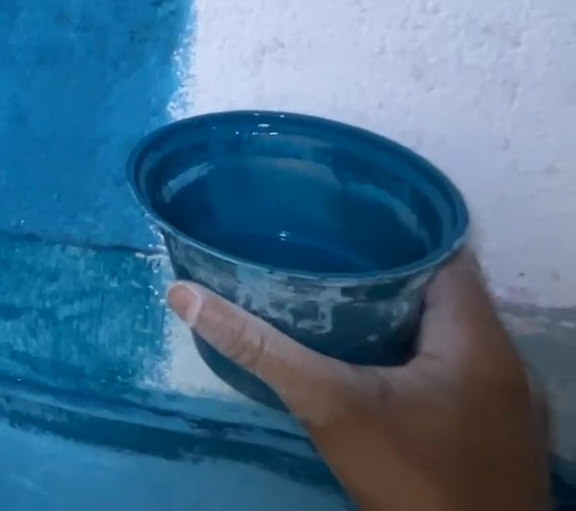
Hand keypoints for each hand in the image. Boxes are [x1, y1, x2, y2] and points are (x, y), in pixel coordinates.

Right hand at [167, 254, 550, 510]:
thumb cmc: (415, 475)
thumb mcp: (326, 402)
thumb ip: (256, 345)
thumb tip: (180, 292)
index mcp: (478, 341)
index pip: (443, 253)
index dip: (390, 223)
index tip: (328, 206)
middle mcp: (499, 361)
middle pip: (436, 287)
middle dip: (371, 260)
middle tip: (301, 239)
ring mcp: (495, 399)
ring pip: (435, 325)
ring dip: (382, 301)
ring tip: (313, 281)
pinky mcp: (480, 426)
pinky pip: (436, 357)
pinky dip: (393, 338)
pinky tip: (345, 344)